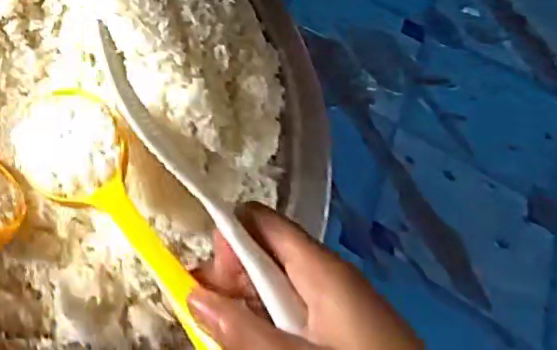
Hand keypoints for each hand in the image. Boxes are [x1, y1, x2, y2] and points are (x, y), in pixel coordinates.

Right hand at [188, 203, 421, 349]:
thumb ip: (244, 329)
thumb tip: (191, 292)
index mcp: (320, 267)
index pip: (256, 219)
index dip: (226, 242)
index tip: (215, 284)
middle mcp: (334, 278)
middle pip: (266, 255)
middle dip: (235, 283)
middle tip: (221, 323)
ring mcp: (353, 311)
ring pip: (284, 291)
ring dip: (257, 312)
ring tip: (247, 344)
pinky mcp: (364, 339)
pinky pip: (309, 317)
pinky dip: (285, 330)